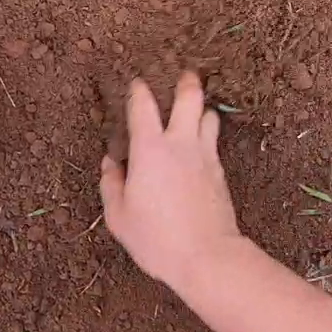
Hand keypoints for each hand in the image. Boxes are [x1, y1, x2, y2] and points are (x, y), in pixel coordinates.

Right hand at [99, 72, 242, 286]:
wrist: (207, 256)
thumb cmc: (157, 239)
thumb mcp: (119, 216)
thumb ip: (112, 184)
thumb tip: (111, 164)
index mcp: (150, 149)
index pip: (143, 105)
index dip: (138, 90)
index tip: (136, 84)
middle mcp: (180, 144)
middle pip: (190, 97)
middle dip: (186, 81)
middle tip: (184, 74)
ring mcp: (205, 155)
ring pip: (210, 116)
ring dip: (202, 109)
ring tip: (195, 111)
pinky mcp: (220, 172)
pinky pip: (214, 143)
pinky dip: (208, 136)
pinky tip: (201, 146)